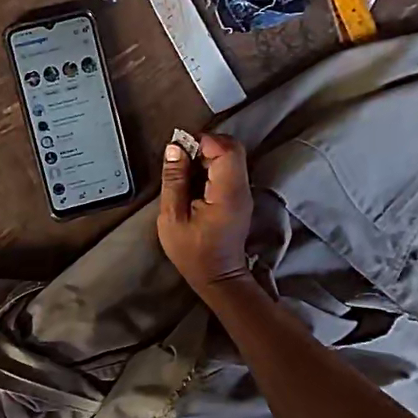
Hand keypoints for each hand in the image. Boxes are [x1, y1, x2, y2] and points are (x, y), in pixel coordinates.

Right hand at [158, 132, 253, 292]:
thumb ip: (174, 180)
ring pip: (232, 157)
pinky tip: (194, 179)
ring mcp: (244, 192)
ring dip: (207, 155)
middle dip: (205, 144)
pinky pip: (230, 169)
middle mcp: (242, 188)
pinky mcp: (241, 196)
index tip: (179, 148)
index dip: (202, 141)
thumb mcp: (172, 218)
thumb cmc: (192, 252)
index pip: (225, 150)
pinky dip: (212, 165)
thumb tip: (175, 148)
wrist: (218, 276)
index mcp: (227, 193)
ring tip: (184, 169)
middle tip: (180, 157)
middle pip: (232, 148)